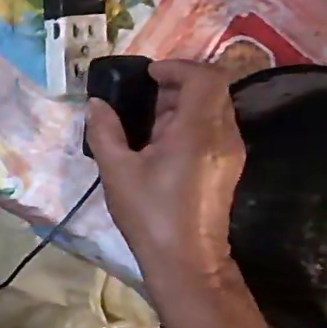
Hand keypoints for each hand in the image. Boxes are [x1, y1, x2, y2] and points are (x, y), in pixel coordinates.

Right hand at [85, 59, 245, 287]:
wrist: (186, 260)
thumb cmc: (149, 213)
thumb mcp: (116, 171)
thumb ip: (105, 131)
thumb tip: (96, 104)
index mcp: (197, 131)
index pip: (204, 76)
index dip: (177, 67)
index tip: (148, 75)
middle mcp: (223, 135)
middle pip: (212, 88)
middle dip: (177, 83)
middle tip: (143, 96)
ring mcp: (230, 151)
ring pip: (214, 107)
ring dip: (183, 103)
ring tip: (148, 120)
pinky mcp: (227, 165)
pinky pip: (213, 127)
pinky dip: (189, 121)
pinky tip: (161, 143)